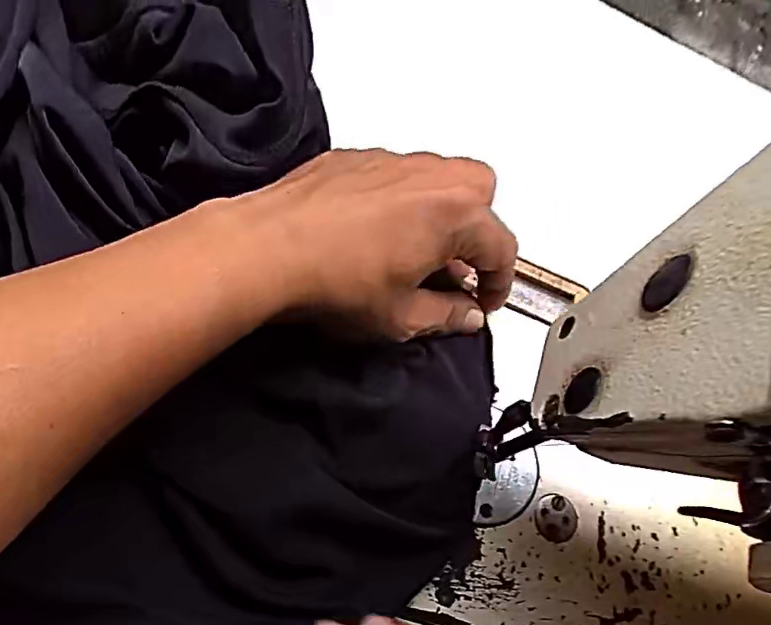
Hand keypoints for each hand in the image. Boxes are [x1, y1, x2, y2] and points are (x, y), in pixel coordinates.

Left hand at [236, 149, 518, 340]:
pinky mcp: (355, 160)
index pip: (501, 247)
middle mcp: (430, 175)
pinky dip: (395, 204)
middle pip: (478, 200)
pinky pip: (393, 179)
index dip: (498, 282)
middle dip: (474, 237)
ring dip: (434, 217)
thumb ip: (444, 316)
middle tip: (451, 274)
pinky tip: (370, 237)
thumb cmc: (330, 278)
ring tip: (408, 258)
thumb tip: (463, 315)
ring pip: (436, 183)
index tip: (483, 302)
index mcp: (455, 213)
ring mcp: (392, 161)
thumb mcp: (399, 318)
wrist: (269, 250)